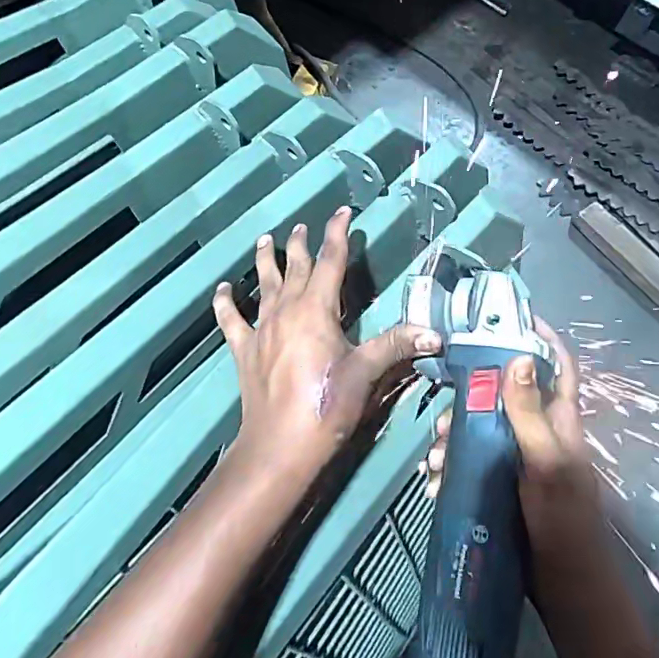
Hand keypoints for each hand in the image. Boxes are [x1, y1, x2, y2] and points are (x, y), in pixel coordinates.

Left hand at [214, 206, 441, 481]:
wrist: (280, 445)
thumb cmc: (327, 404)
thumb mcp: (367, 372)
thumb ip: (398, 345)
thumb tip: (436, 333)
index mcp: (317, 309)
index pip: (330, 261)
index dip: (337, 234)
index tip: (342, 212)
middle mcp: (286, 311)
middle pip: (295, 268)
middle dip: (301, 244)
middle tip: (303, 225)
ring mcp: (262, 330)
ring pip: (264, 286)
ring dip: (265, 261)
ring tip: (265, 239)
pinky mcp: (245, 351)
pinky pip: (232, 321)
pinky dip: (226, 303)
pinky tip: (222, 289)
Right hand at [424, 319, 600, 546]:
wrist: (564, 583)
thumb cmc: (563, 517)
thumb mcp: (545, 460)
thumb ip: (529, 413)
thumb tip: (517, 357)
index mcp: (560, 419)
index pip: (558, 366)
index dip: (543, 338)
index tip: (514, 316)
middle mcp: (541, 431)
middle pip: (508, 394)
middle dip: (474, 394)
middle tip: (445, 405)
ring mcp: (522, 458)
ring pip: (484, 428)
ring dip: (456, 435)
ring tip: (434, 454)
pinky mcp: (505, 483)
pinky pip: (475, 461)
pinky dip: (453, 464)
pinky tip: (434, 478)